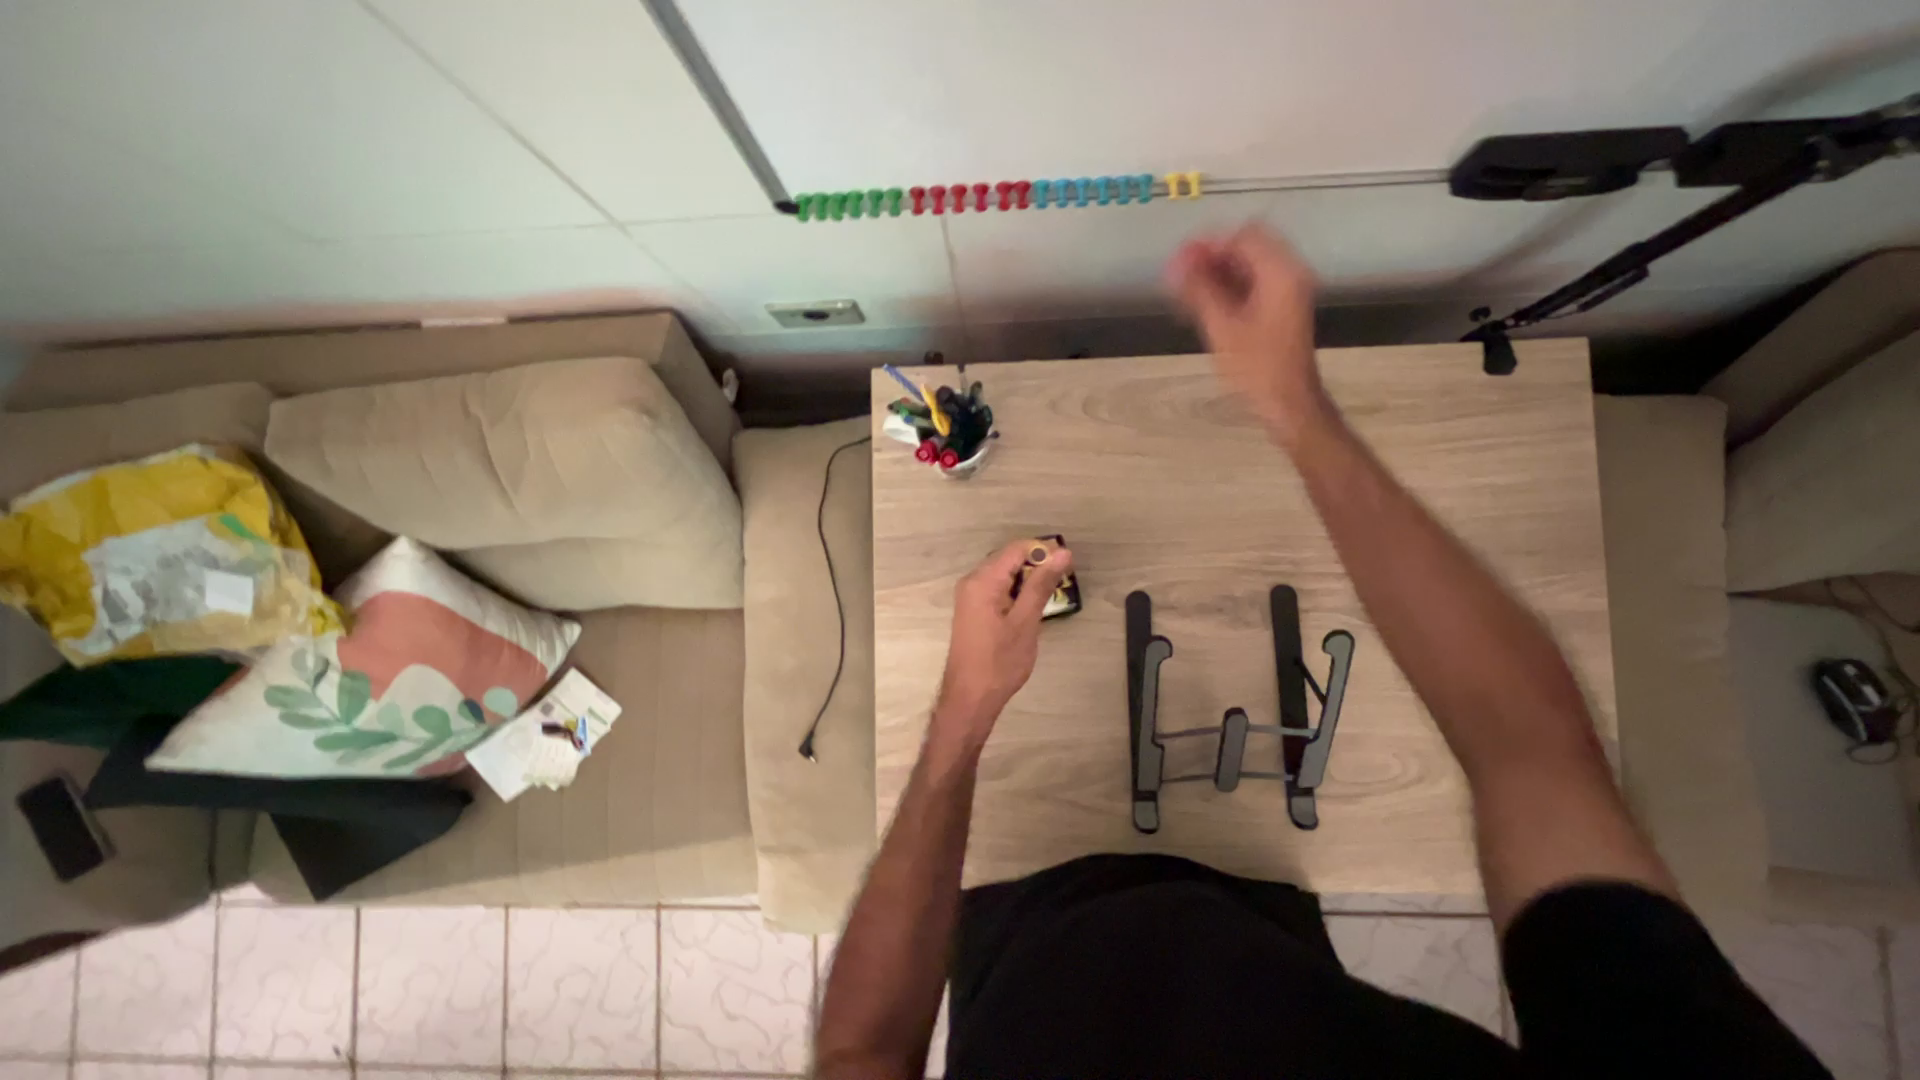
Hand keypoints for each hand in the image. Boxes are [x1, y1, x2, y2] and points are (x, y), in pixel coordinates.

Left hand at [932, 539, 1074, 747]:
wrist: (970, 697)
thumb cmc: (1000, 662)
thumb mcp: (1026, 622)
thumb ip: (1042, 584)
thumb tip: (1061, 553)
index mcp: (982, 581)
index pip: (1016, 549)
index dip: (1043, 551)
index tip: (1067, 565)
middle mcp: (972, 582)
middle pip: (1008, 559)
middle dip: (1036, 565)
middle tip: (1062, 583)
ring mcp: (969, 596)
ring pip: (1003, 574)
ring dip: (1027, 580)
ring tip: (1050, 597)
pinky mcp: (972, 609)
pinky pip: (996, 589)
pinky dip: (1015, 592)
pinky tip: (1030, 608)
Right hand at [1166, 224, 1331, 446]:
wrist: (1288, 402)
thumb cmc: (1256, 367)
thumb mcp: (1222, 327)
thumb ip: (1199, 290)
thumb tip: (1176, 263)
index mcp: (1280, 273)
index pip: (1244, 237)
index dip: (1210, 243)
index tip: (1180, 258)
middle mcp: (1289, 274)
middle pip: (1247, 249)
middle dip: (1211, 257)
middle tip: (1178, 274)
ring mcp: (1287, 292)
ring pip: (1248, 268)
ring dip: (1217, 274)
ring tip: (1184, 291)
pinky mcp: (1281, 310)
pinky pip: (1252, 286)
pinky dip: (1228, 289)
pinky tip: (1202, 304)